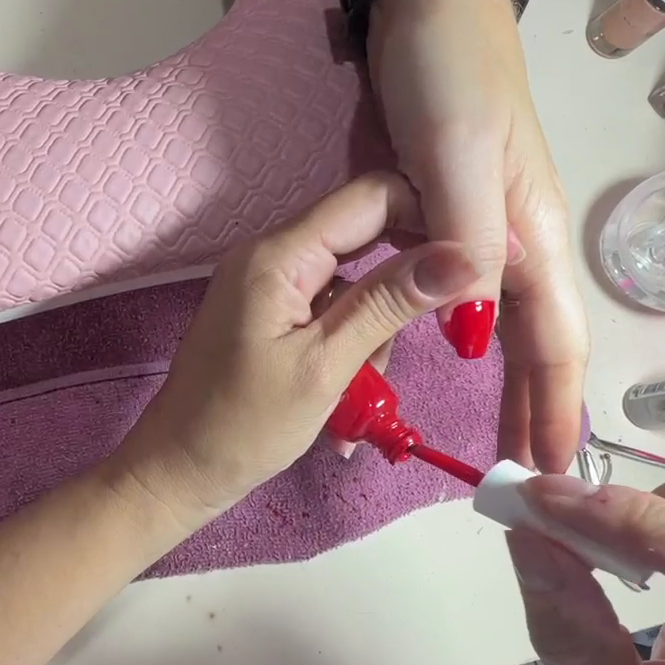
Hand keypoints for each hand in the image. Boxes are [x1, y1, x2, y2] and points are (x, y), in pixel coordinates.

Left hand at [108, 172, 474, 518]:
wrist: (177, 468)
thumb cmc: (243, 425)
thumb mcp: (325, 366)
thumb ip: (389, 303)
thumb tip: (463, 252)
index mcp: (277, 255)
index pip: (372, 197)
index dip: (434, 214)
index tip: (486, 257)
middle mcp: (269, 255)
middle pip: (365, 235)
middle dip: (405, 282)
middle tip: (439, 331)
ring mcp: (265, 285)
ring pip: (353, 279)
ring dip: (376, 325)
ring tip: (366, 384)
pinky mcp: (267, 314)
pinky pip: (328, 308)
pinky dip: (350, 342)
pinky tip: (350, 388)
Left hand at [369, 0, 588, 473]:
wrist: (421, 3)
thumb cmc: (443, 71)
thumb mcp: (452, 157)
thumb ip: (463, 239)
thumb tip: (475, 322)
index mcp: (515, 226)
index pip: (544, 329)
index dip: (548, 397)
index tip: (553, 461)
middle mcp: (498, 231)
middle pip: (520, 332)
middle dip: (527, 400)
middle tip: (528, 468)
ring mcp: (460, 223)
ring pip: (479, 315)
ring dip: (486, 374)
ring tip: (491, 429)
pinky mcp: (426, 211)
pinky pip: (436, 287)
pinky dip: (436, 328)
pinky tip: (425, 354)